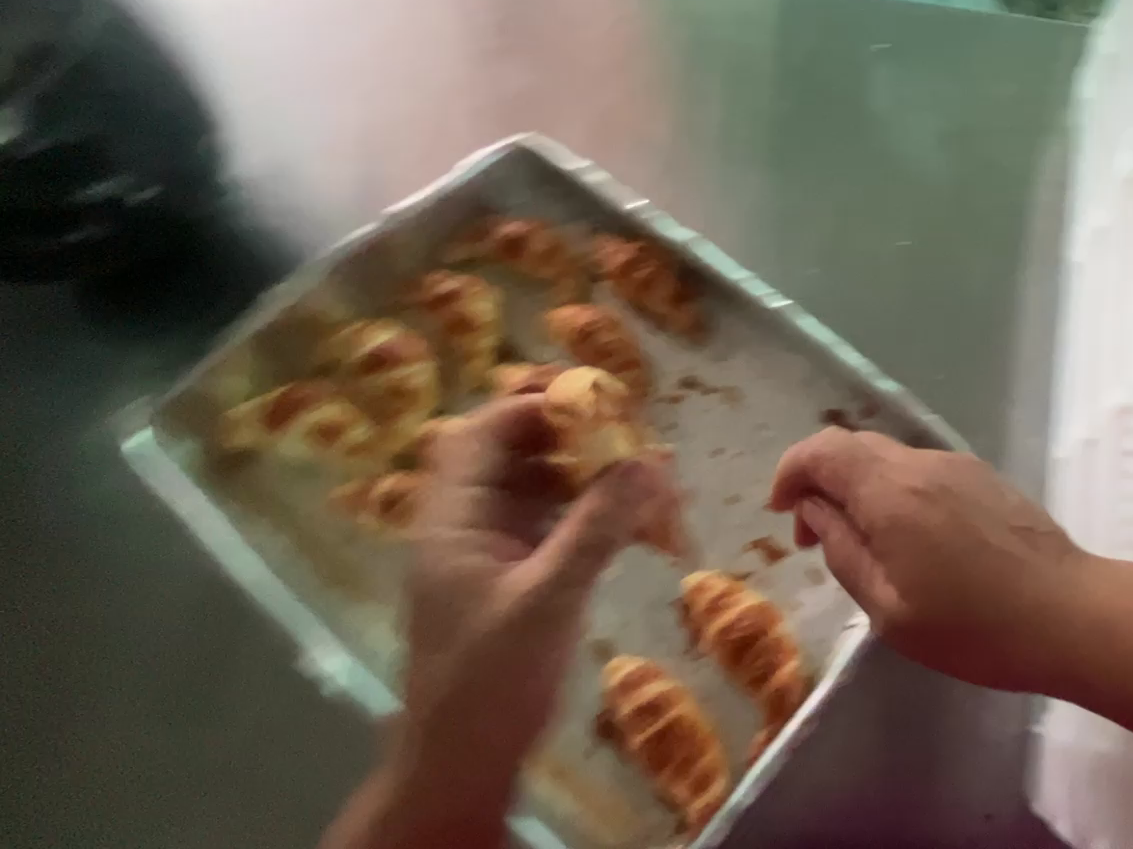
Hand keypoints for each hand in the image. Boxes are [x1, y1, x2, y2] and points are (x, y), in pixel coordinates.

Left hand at [356, 399, 670, 842]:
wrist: (465, 759)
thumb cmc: (492, 678)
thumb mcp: (548, 597)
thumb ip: (597, 526)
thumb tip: (649, 461)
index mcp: (454, 519)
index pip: (482, 433)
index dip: (535, 406)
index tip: (597, 400)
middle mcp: (472, 520)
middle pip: (517, 450)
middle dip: (576, 434)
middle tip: (633, 430)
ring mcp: (498, 545)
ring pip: (546, 482)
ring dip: (596, 472)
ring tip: (650, 470)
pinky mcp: (524, 568)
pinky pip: (564, 518)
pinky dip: (601, 509)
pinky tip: (643, 518)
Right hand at [767, 427, 1089, 691]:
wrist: (1070, 613)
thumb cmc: (973, 626)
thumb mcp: (888, 609)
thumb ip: (843, 551)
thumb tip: (815, 511)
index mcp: (892, 491)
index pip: (823, 449)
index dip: (791, 471)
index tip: (783, 513)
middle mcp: (922, 463)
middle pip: (854, 446)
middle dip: (822, 481)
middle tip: (817, 536)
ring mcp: (958, 464)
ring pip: (889, 458)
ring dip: (861, 487)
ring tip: (866, 544)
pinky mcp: (984, 476)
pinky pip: (922, 470)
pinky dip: (896, 490)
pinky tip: (913, 538)